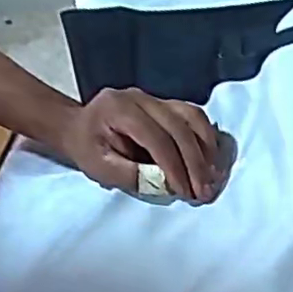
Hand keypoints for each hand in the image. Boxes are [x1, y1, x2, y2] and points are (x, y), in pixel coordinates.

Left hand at [58, 87, 219, 200]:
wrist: (80, 128)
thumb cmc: (89, 150)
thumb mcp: (101, 168)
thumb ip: (132, 175)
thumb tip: (166, 185)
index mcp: (119, 108)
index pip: (157, 138)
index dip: (175, 168)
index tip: (185, 194)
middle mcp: (140, 97)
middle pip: (180, 129)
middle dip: (195, 165)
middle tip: (204, 193)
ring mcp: (157, 99)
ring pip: (193, 118)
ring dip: (207, 151)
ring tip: (212, 179)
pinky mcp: (169, 105)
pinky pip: (196, 118)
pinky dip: (208, 140)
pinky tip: (211, 163)